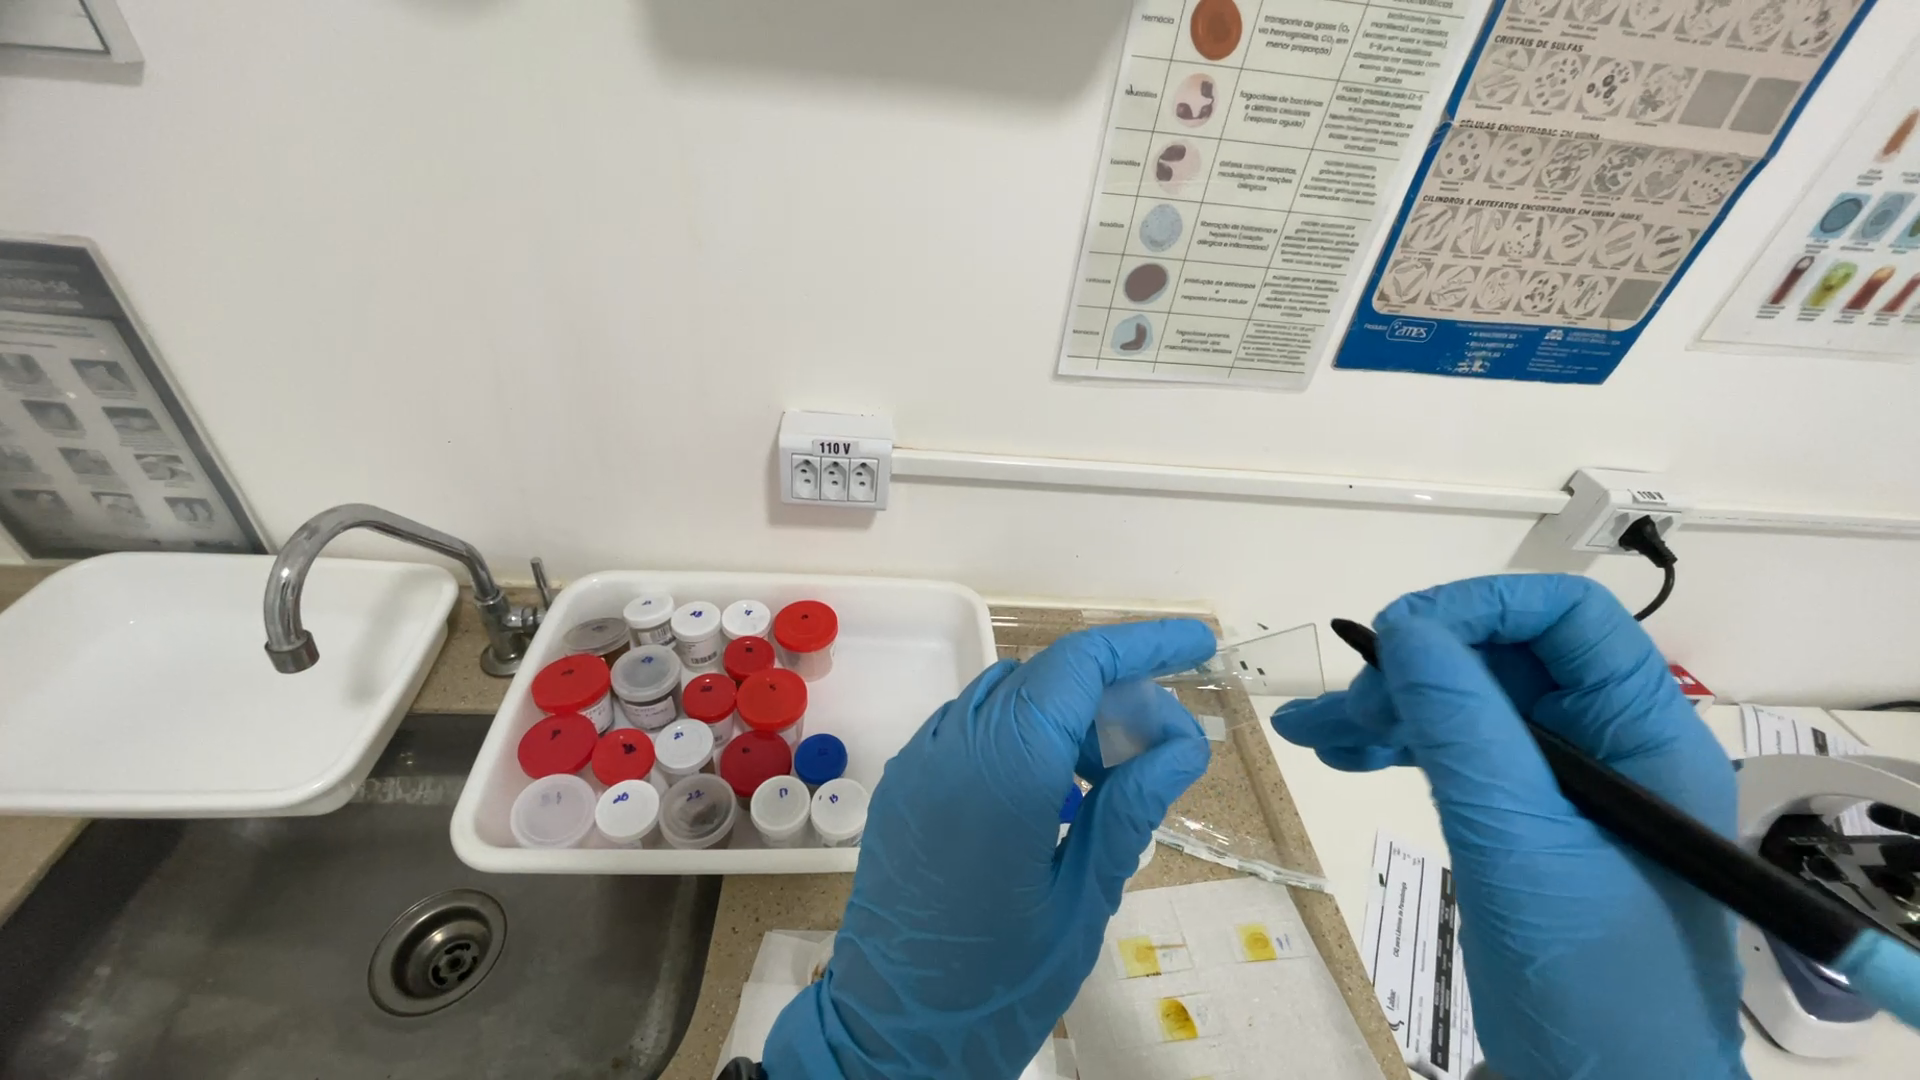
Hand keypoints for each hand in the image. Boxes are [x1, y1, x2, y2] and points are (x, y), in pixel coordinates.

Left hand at [765, 620, 1216, 1077]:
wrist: (888, 1032)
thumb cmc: (997, 981)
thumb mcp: (1082, 899)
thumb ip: (1130, 808)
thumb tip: (1182, 745)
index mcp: (1002, 770)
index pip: (1076, 665)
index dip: (1141, 643)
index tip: (1197, 645)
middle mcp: (952, 743)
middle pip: (1045, 675)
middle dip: (1112, 689)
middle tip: (1158, 742)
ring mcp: (920, 757)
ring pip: (1009, 693)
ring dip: (1067, 710)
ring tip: (1107, 773)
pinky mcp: (906, 777)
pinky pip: (973, 723)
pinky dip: (1024, 729)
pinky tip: (1050, 784)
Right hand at [1272, 575, 1745, 1078]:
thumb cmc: (1584, 973)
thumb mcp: (1516, 837)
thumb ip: (1461, 722)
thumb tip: (1404, 626)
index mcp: (1636, 733)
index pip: (1565, 617)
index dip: (1480, 606)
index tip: (1397, 635)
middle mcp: (1598, 740)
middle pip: (1493, 655)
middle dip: (1410, 671)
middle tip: (1350, 712)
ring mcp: (1552, 775)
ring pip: (1455, 701)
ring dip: (1380, 708)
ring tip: (1309, 731)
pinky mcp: (1512, 809)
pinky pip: (1443, 748)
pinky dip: (1386, 745)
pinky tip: (1336, 754)